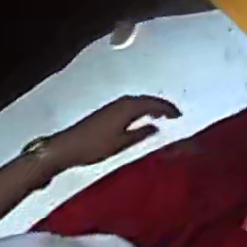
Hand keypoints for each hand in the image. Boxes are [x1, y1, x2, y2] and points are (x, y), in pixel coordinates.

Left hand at [42, 96, 180, 168]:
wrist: (67, 146)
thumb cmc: (94, 146)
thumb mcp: (120, 144)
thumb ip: (140, 134)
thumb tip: (156, 126)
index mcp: (128, 107)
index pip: (154, 103)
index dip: (167, 108)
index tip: (179, 115)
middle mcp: (124, 101)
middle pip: (147, 99)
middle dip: (161, 105)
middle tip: (174, 114)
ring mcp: (115, 105)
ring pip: (139, 101)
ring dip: (151, 106)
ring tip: (162, 116)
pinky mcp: (109, 110)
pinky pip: (132, 105)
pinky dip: (142, 108)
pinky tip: (142, 118)